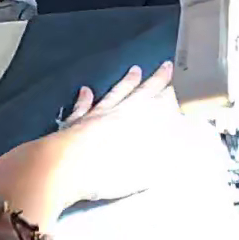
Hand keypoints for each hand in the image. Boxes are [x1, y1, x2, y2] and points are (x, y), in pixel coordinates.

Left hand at [0, 63, 226, 221]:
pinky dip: (84, 100)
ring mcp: (91, 117)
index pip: (157, 104)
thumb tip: (181, 153)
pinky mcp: (71, 126)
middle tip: (165, 66)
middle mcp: (114, 115)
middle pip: (138, 94)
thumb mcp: (139, 172)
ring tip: (134, 70)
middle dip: (154, 81)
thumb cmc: (100, 172)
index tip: (181, 81)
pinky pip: (81, 108)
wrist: (57, 170)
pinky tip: (85, 91)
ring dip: (124, 84)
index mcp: (133, 124)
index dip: (169, 92)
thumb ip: (160, 161)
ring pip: (112, 95)